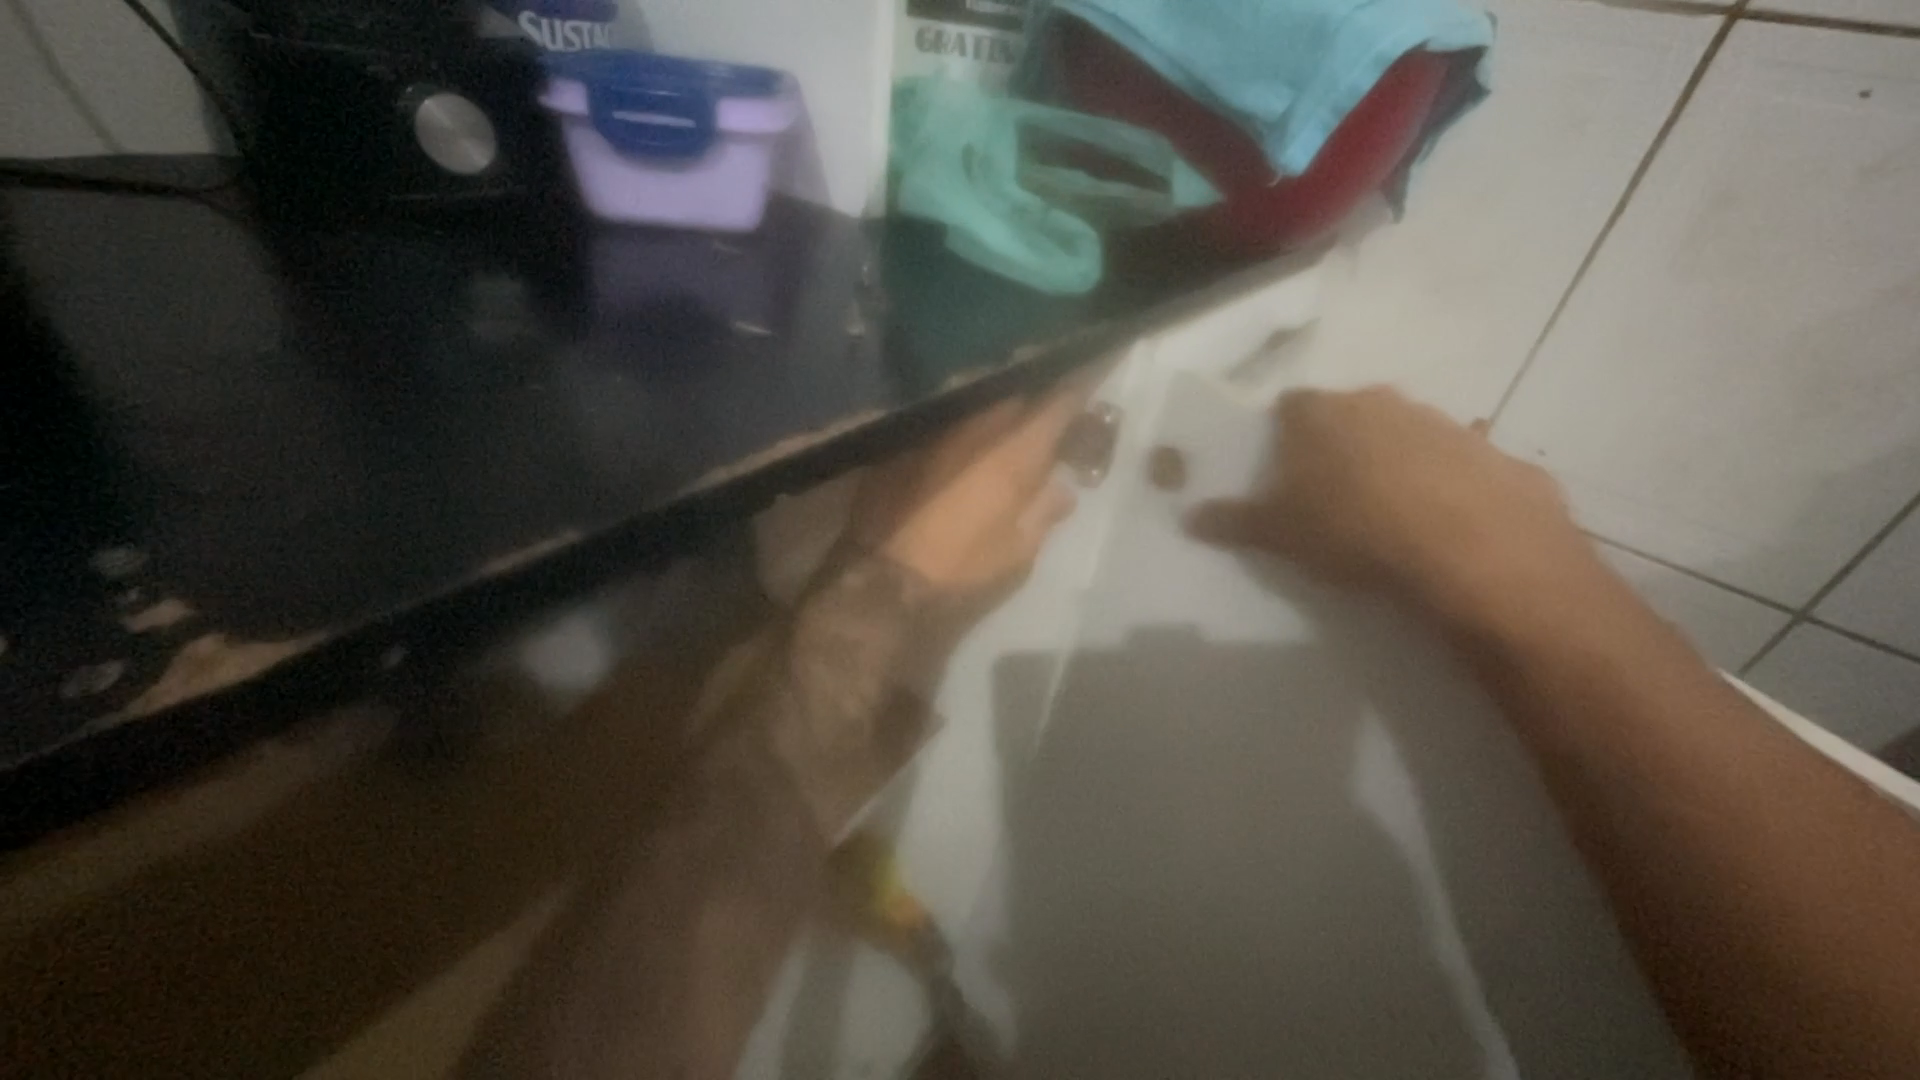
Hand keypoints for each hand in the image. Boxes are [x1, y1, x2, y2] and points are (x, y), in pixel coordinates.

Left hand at [850, 369, 1098, 601]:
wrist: (881, 577)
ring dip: (999, 400)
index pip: (1060, 399)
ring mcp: (937, 428)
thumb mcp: (1017, 553)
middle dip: (1039, 389)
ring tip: (1011, 407)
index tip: (1097, 363)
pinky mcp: (904, 439)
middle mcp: (978, 425)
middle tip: (1053, 394)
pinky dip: (962, 419)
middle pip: (1018, 390)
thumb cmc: (960, 570)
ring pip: (979, 398)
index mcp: (1016, 451)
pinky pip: (944, 415)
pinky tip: (964, 430)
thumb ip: (1044, 513)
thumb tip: (1062, 488)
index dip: (1082, 380)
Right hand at [1186, 387, 1606, 630]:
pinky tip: (1443, 523)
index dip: (1282, 435)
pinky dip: (1446, 484)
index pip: (1290, 407)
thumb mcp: (1280, 535)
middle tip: (1331, 492)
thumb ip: (1234, 522)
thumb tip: (1188, 517)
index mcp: (1323, 415)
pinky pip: (1457, 463)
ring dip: (1394, 460)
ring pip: (1405, 433)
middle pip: (1349, 415)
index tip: (1282, 468)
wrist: (1472, 551)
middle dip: (1339, 444)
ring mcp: (1443, 422)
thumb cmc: (1354, 531)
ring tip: (1388, 511)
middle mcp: (1380, 403)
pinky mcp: (1494, 453)